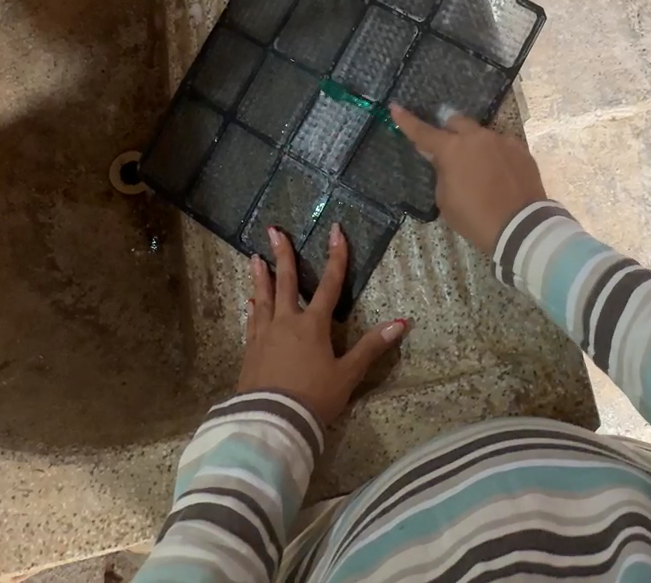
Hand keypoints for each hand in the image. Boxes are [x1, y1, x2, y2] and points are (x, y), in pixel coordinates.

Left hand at [237, 225, 409, 426]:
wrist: (272, 421)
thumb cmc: (314, 397)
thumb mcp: (348, 374)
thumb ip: (371, 347)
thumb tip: (401, 323)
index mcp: (313, 325)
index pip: (330, 284)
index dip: (336, 257)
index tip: (335, 230)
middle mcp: (288, 322)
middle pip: (287, 282)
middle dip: (283, 255)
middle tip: (274, 230)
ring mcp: (266, 335)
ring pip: (264, 298)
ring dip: (261, 277)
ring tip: (255, 257)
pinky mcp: (251, 350)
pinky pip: (252, 322)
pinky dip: (253, 308)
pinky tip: (249, 302)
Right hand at [390, 104, 548, 253]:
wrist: (521, 226)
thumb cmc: (475, 217)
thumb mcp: (446, 200)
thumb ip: (441, 172)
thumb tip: (441, 159)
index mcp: (452, 150)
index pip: (423, 132)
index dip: (407, 121)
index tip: (395, 107)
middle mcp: (477, 137)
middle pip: (456, 122)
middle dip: (448, 132)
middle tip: (448, 151)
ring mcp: (501, 141)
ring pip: (481, 134)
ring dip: (474, 145)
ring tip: (479, 169)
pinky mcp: (521, 149)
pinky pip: (501, 145)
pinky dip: (495, 155)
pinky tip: (498, 174)